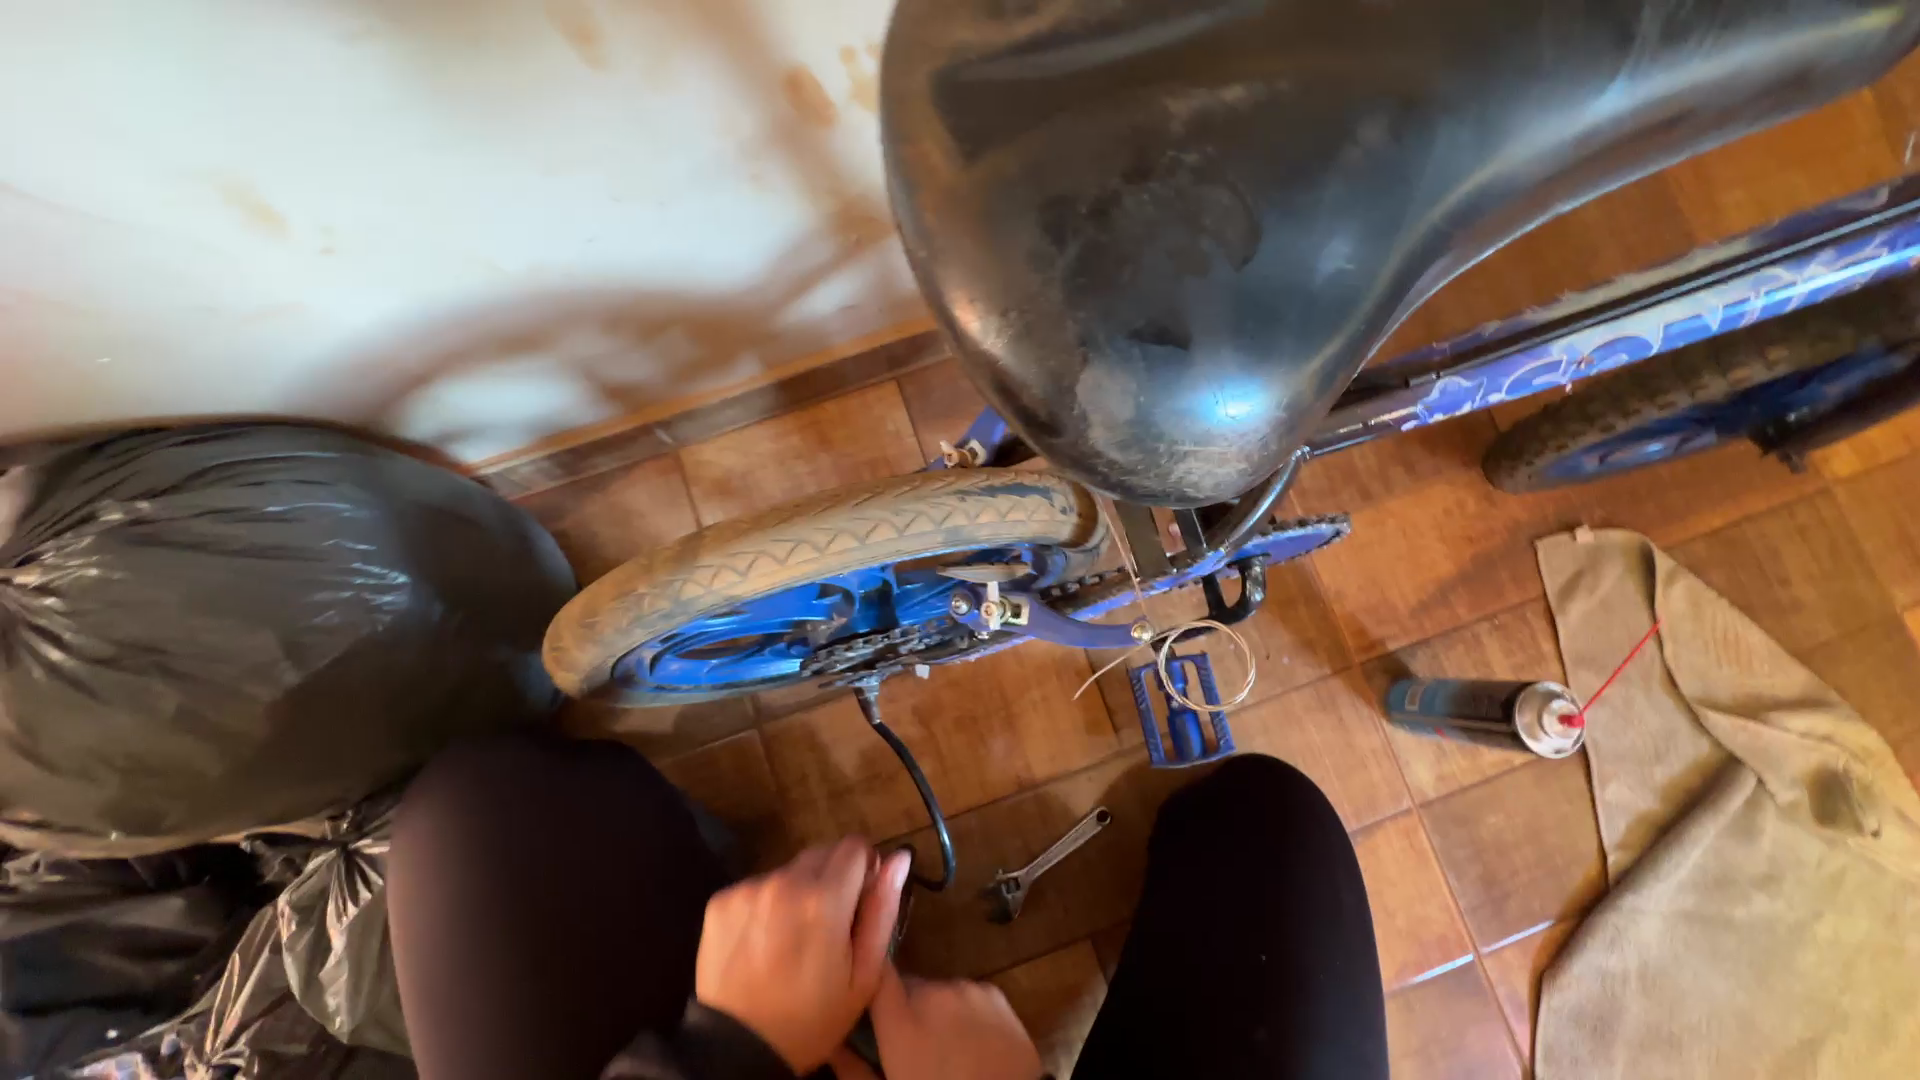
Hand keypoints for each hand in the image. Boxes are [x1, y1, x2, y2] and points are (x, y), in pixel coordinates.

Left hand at [694, 839, 908, 1073]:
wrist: (736, 1052)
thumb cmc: (812, 1018)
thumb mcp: (864, 975)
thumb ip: (883, 909)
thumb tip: (899, 858)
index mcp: (824, 898)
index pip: (856, 846)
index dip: (864, 869)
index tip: (859, 900)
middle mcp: (784, 881)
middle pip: (822, 853)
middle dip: (832, 878)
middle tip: (827, 924)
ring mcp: (749, 888)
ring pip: (789, 870)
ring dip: (798, 890)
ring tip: (792, 937)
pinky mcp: (721, 900)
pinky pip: (757, 886)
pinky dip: (766, 904)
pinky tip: (763, 940)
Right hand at [831, 963, 1044, 1079]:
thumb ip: (853, 1070)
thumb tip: (830, 1045)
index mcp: (902, 1019)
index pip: (876, 971)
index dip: (870, 972)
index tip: (865, 982)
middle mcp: (932, 992)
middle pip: (910, 988)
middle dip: (908, 1010)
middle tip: (913, 1045)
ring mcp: (967, 989)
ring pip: (942, 993)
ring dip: (939, 1012)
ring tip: (948, 1048)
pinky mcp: (996, 994)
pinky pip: (971, 996)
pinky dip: (968, 1013)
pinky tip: (974, 1043)